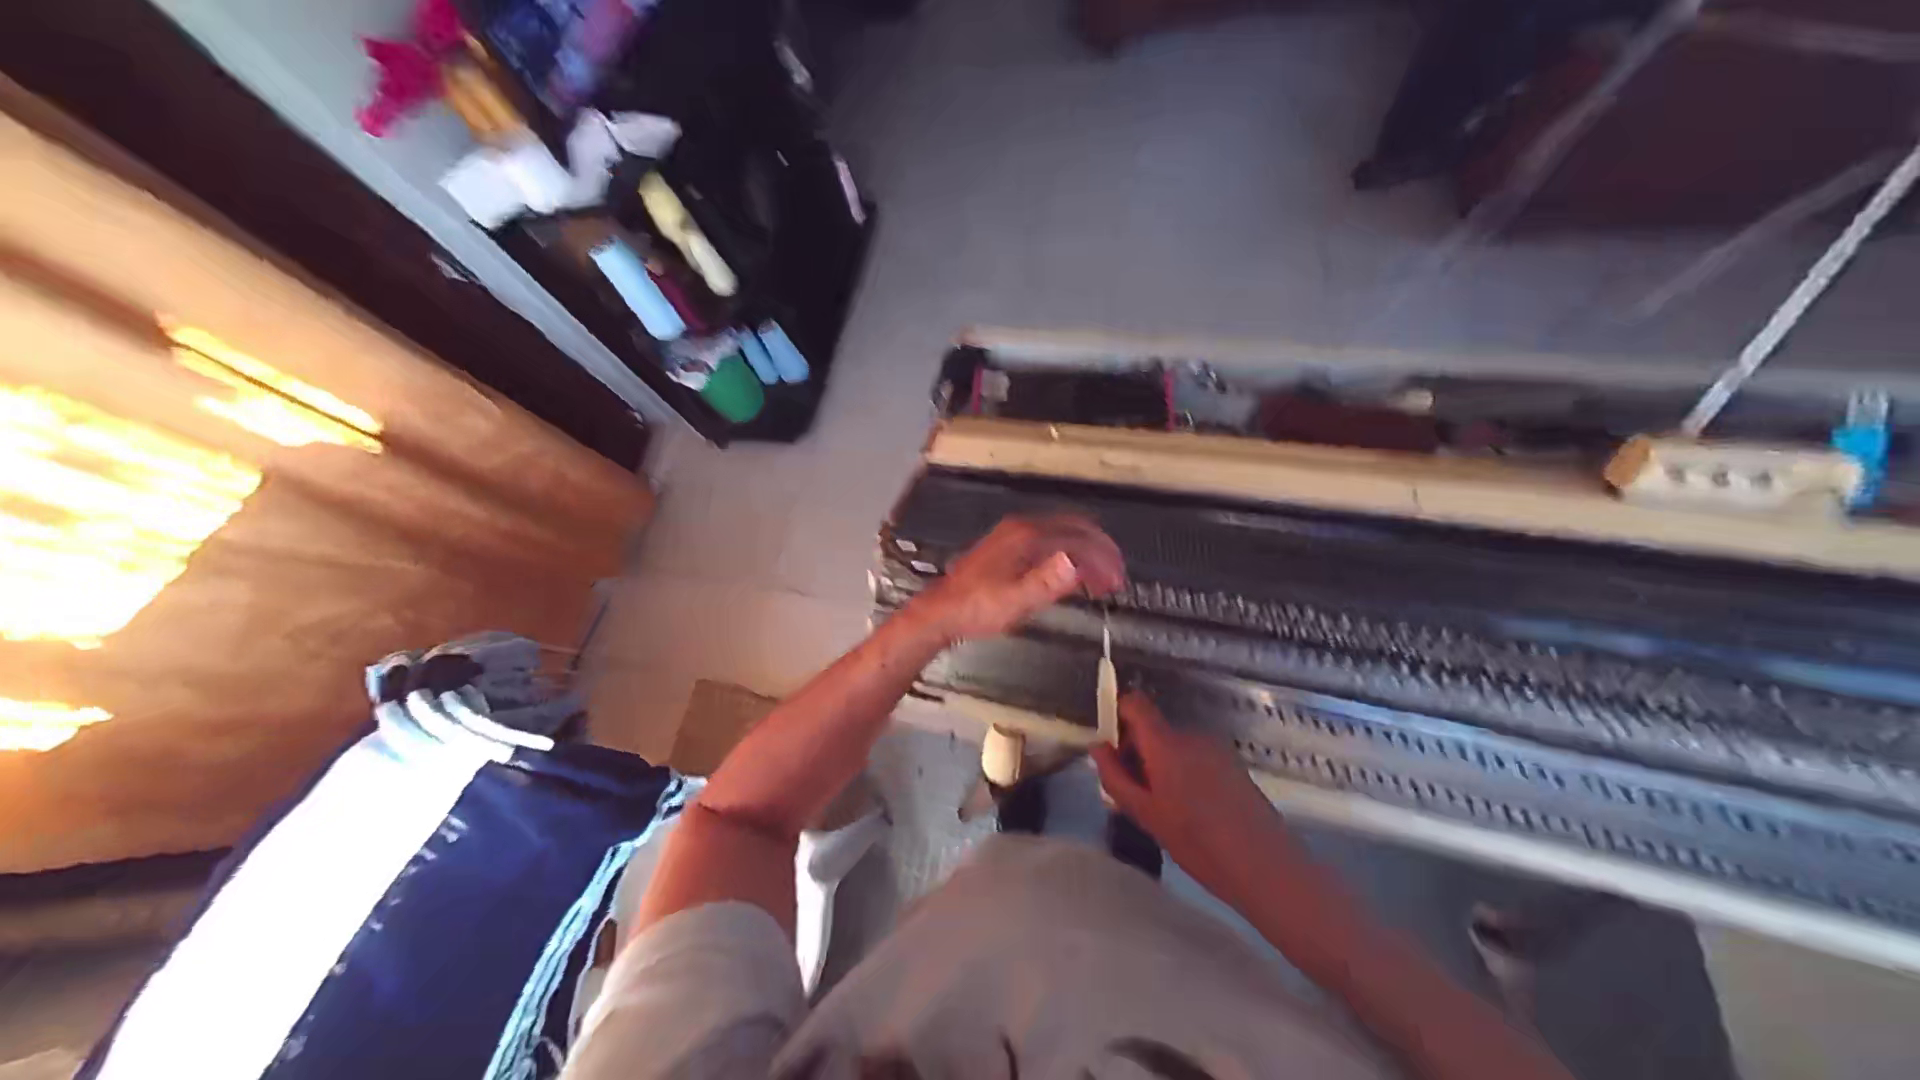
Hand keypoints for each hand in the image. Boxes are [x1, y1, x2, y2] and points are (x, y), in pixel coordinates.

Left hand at [907, 515, 1125, 643]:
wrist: (941, 613)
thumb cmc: (975, 608)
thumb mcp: (1016, 601)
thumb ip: (1048, 582)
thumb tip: (1076, 562)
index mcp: (1026, 537)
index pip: (1078, 539)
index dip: (1102, 558)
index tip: (1117, 578)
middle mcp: (1021, 530)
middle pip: (1073, 529)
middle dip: (1099, 551)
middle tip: (1115, 575)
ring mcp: (1013, 537)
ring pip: (1062, 535)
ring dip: (1084, 553)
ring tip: (1099, 578)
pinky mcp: (1007, 549)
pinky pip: (1048, 542)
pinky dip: (1067, 555)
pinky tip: (1069, 575)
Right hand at [1092, 691, 1303, 898]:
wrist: (1266, 866)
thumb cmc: (1197, 842)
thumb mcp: (1145, 815)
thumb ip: (1115, 777)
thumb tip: (1098, 747)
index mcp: (1166, 743)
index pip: (1135, 703)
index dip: (1118, 716)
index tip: (1113, 750)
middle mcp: (1191, 736)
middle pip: (1153, 728)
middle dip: (1138, 753)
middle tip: (1136, 795)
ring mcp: (1216, 748)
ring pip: (1174, 746)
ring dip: (1162, 766)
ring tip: (1165, 810)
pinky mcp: (1233, 764)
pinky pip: (1195, 757)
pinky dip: (1184, 773)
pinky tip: (1192, 812)